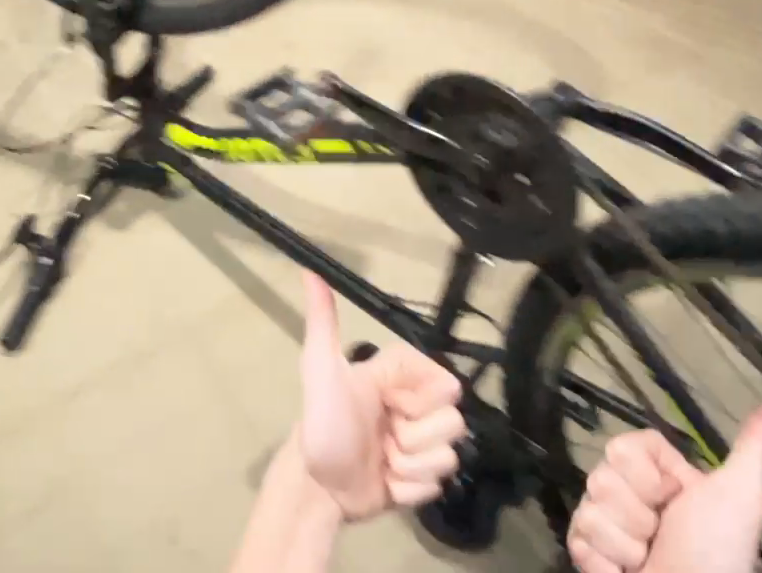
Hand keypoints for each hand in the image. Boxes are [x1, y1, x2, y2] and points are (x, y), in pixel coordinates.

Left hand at [295, 271, 468, 520]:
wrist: (315, 488)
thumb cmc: (321, 424)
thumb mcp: (321, 370)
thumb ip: (322, 322)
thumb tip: (309, 271)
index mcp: (400, 378)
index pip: (445, 382)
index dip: (421, 398)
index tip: (393, 404)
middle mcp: (416, 407)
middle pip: (452, 422)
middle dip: (414, 439)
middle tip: (382, 437)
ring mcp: (421, 445)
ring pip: (447, 457)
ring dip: (409, 467)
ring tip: (381, 462)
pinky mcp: (421, 480)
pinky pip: (436, 487)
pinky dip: (408, 490)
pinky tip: (385, 484)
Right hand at [568, 402, 761, 572]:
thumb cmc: (717, 553)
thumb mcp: (741, 496)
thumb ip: (752, 446)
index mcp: (660, 477)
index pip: (624, 445)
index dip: (646, 473)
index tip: (673, 496)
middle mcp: (630, 496)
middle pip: (602, 474)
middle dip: (635, 513)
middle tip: (660, 536)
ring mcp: (606, 525)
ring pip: (589, 506)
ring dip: (624, 543)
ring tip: (647, 562)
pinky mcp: (586, 553)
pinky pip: (577, 537)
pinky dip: (603, 563)